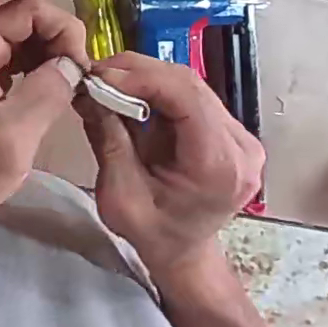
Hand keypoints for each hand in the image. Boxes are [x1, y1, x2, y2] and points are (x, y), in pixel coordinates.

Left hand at [0, 0, 87, 224]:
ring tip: (76, 81)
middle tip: (80, 69)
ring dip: (52, 50)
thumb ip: (46, 94)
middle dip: (55, 28)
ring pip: (21, 37)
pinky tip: (61, 90)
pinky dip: (42, 68)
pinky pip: (17, 62)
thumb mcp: (9, 137)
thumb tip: (73, 66)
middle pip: (16, 12)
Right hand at [81, 52, 264, 277]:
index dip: (141, 78)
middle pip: (188, 85)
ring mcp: (240, 135)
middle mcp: (240, 144)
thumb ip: (108, 139)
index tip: (99, 75)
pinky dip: (154, 88)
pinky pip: (188, 95)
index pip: (186, 98)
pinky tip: (127, 91)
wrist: (183, 253)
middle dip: (137, 73)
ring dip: (144, 77)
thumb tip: (87, 90)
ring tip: (106, 81)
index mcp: (220, 165)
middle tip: (95, 74)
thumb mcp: (119, 195)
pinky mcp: (228, 129)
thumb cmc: (152, 234)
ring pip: (188, 84)